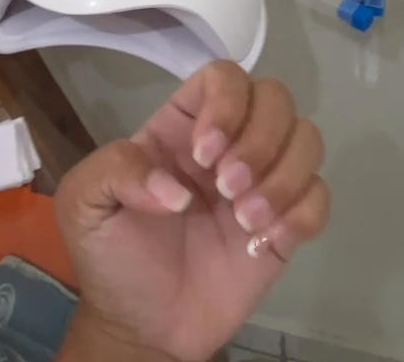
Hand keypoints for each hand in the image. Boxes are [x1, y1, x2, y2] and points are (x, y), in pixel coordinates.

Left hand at [53, 62, 329, 361]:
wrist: (142, 327)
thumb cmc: (112, 255)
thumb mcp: (83, 202)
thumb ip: (116, 172)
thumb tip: (175, 189)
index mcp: (182, 124)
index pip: (223, 76)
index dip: (225, 103)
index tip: (203, 155)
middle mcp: (228, 142)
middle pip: (274, 98)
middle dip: (259, 141)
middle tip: (227, 190)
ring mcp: (261, 181)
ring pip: (306, 138)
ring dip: (284, 177)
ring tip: (246, 221)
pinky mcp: (285, 224)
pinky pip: (319, 196)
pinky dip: (302, 213)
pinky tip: (266, 241)